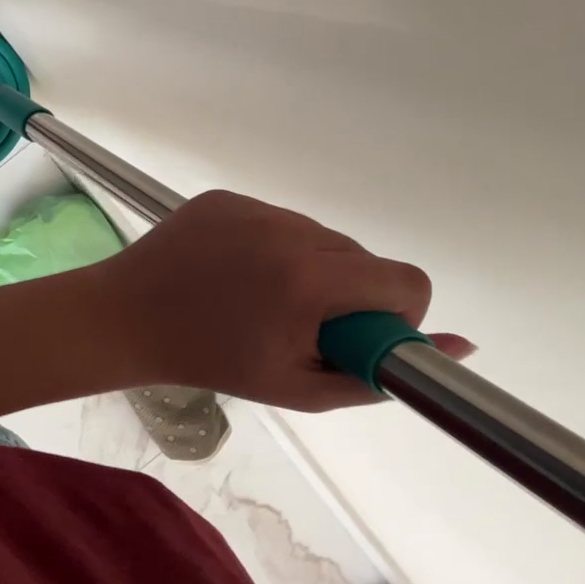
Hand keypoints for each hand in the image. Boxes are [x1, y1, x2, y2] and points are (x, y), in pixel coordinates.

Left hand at [97, 190, 474, 411]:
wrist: (124, 317)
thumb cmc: (209, 359)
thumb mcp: (301, 386)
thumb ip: (381, 371)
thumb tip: (460, 346)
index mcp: (306, 279)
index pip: (404, 280)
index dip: (394, 313)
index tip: (354, 332)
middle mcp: (283, 230)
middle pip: (359, 257)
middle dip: (346, 292)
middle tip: (295, 322)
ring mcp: (248, 206)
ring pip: (317, 236)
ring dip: (309, 267)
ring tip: (257, 297)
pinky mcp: (221, 197)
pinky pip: (274, 220)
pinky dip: (270, 245)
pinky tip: (232, 272)